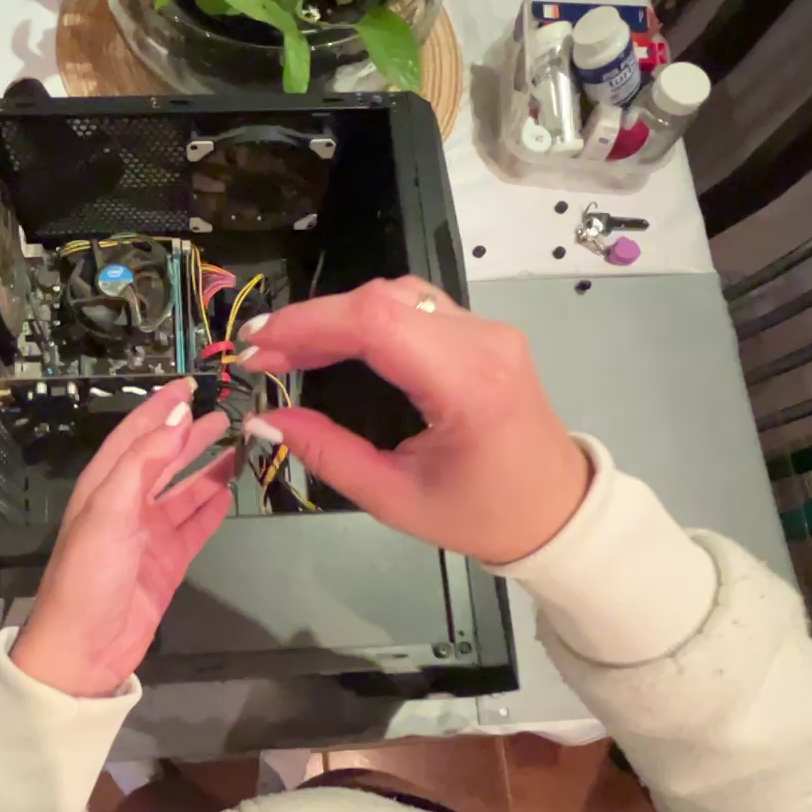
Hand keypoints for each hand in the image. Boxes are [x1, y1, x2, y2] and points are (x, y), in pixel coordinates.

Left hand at [11, 378, 234, 696]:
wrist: (85, 649)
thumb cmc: (89, 576)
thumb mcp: (109, 511)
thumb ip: (143, 463)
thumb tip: (177, 419)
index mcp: (104, 487)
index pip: (135, 436)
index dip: (159, 410)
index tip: (187, 385)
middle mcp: (126, 505)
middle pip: (163, 460)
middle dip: (190, 436)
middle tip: (223, 416)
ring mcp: (148, 535)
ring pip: (183, 492)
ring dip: (207, 470)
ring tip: (237, 448)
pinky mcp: (167, 562)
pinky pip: (194, 527)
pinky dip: (211, 509)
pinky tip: (230, 493)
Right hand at [237, 277, 589, 564]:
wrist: (555, 510)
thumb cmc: (479, 516)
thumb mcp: (393, 498)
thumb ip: (325, 453)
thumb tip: (262, 421)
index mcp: (468, 383)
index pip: (376, 322)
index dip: (307, 324)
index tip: (256, 347)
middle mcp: (483, 340)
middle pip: (381, 300)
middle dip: (311, 321)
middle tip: (261, 354)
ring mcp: (488, 330)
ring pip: (397, 295)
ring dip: (336, 316)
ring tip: (288, 350)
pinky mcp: (483, 333)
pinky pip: (414, 307)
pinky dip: (364, 319)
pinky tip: (333, 344)